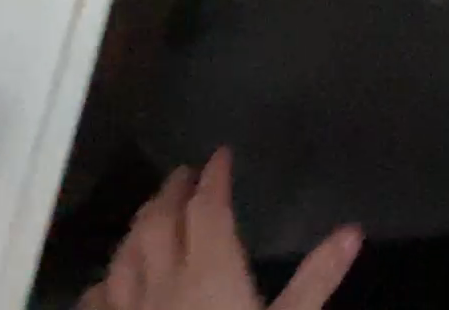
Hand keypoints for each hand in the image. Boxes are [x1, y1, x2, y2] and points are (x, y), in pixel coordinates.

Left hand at [80, 148, 362, 309]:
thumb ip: (317, 279)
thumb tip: (353, 230)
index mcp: (210, 271)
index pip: (207, 209)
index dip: (214, 177)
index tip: (222, 154)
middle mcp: (163, 284)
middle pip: (158, 224)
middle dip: (171, 192)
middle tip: (184, 172)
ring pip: (123, 257)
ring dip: (138, 227)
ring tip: (151, 212)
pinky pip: (95, 302)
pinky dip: (105, 280)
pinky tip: (110, 281)